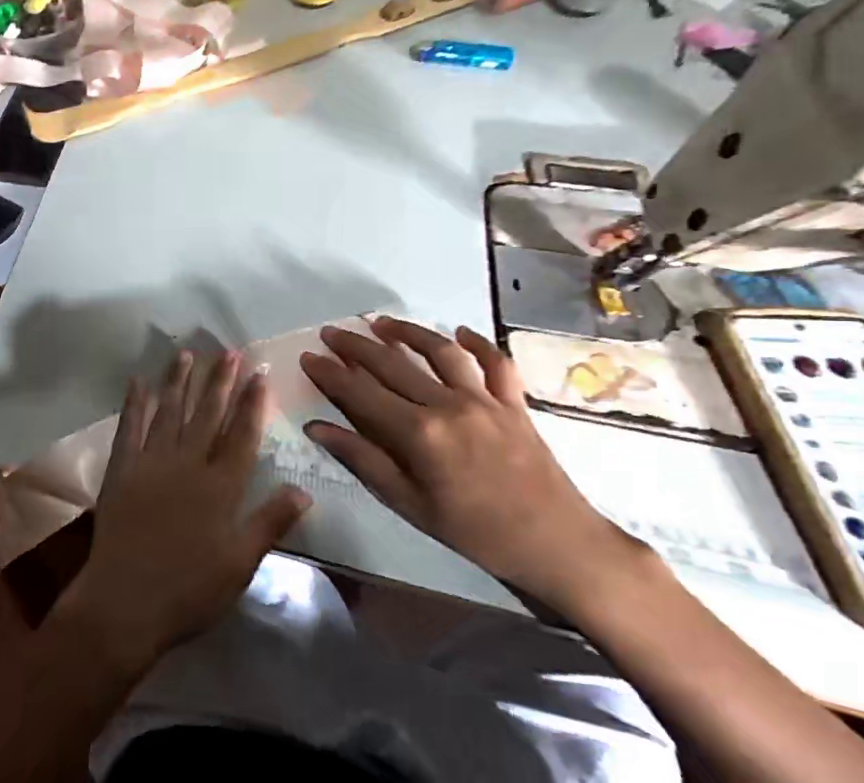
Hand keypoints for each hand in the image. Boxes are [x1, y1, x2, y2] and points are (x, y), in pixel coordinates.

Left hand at [67, 350, 310, 664]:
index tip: (260, 373)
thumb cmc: (188, 590)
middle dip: (220, 381)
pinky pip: (129, 428)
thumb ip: (270, 522)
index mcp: (220, 487)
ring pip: (169, 412)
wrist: (123, 605)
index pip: (242, 434)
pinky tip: (139, 382)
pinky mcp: (121, 471)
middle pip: (207, 415)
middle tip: (229, 351)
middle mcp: (187, 465)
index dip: (252, 403)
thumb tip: (304, 490)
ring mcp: (151, 464)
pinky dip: (134, 403)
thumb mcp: (240, 564)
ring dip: (179, 381)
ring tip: (188, 354)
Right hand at [299, 318, 644, 611]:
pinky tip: (460, 332)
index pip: (362, 393)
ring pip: (440, 352)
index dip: (332, 373)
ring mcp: (484, 398)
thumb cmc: (475, 532)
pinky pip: (494, 362)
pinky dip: (478, 343)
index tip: (308, 356)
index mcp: (419, 433)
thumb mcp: (410, 505)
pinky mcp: (513, 401)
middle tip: (332, 332)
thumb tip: (319, 428)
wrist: (554, 541)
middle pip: (393, 364)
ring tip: (381, 322)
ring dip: (408, 332)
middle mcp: (448, 404)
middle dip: (357, 346)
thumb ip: (364, 461)